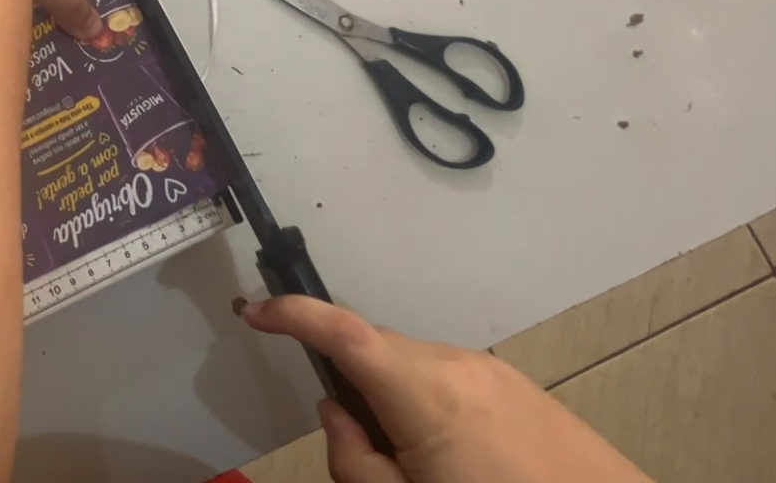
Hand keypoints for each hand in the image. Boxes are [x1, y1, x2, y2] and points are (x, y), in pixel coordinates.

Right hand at [240, 295, 651, 482]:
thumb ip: (353, 458)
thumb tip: (337, 411)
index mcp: (423, 394)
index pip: (339, 330)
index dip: (289, 313)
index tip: (252, 312)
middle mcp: (454, 364)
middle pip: (372, 348)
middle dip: (350, 377)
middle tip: (363, 442)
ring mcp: (493, 373)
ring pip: (410, 364)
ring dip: (393, 394)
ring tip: (422, 462)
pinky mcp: (523, 389)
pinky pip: (449, 377)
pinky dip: (430, 401)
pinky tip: (463, 460)